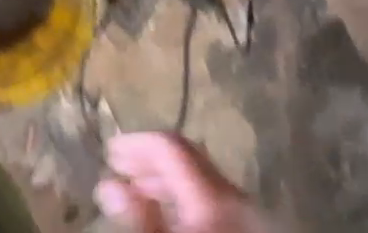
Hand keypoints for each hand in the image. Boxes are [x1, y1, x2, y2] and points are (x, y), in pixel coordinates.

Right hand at [94, 133, 267, 232]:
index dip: (136, 143)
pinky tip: (178, 220)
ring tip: (143, 197)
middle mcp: (237, 198)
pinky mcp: (257, 231)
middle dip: (151, 161)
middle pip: (189, 158)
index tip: (110, 155)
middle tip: (122, 173)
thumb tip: (110, 186)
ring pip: (205, 180)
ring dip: (170, 180)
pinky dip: (191, 199)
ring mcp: (253, 217)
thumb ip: (139, 219)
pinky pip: (220, 201)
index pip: (170, 146)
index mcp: (212, 198)